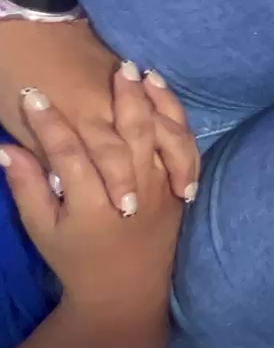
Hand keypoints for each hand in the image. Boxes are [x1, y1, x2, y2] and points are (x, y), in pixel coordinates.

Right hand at [0, 64, 199, 319]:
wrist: (129, 281)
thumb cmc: (76, 256)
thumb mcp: (41, 227)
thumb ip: (28, 187)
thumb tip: (7, 148)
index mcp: (90, 201)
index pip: (70, 153)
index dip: (48, 124)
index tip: (31, 95)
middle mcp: (135, 188)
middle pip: (130, 136)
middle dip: (123, 99)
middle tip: (116, 66)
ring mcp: (164, 185)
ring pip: (163, 136)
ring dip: (156, 103)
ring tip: (144, 74)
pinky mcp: (180, 184)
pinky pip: (182, 146)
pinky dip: (176, 121)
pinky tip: (165, 100)